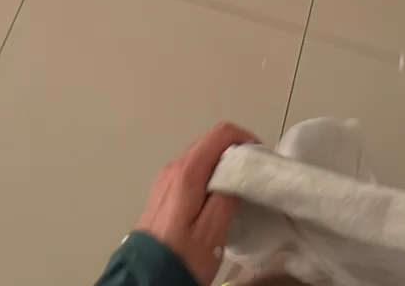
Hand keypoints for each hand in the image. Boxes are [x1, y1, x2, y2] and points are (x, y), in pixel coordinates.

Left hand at [135, 121, 259, 284]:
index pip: (220, 133)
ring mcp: (166, 178)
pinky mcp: (163, 191)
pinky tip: (218, 197)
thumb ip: (227, 196)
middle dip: (235, 150)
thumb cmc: (181, 257)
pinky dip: (209, 174)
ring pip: (201, 155)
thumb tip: (238, 173)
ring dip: (222, 163)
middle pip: (210, 141)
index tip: (259, 156)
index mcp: (186, 171)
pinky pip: (191, 170)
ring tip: (239, 187)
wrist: (144, 280)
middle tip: (253, 173)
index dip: (244, 138)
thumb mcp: (212, 231)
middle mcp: (173, 167)